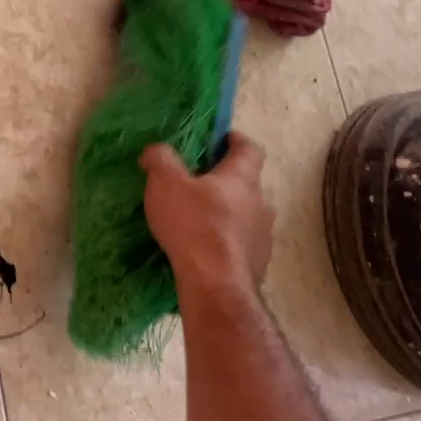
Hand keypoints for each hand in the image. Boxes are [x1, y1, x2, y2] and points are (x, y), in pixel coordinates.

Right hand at [139, 136, 274, 305]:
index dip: (235, 139)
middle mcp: (261, 203)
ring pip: (244, 213)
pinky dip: (224, 237)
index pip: (249, 149)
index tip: (218, 137)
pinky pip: (241, 240)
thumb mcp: (165, 182)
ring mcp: (263, 235)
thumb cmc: (193, 223)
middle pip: (245, 183)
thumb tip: (157, 151)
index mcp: (241, 179)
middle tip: (193, 181)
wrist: (216, 283)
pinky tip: (201, 245)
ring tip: (195, 217)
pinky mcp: (258, 261)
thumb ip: (160, 159)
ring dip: (224, 210)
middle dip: (222, 180)